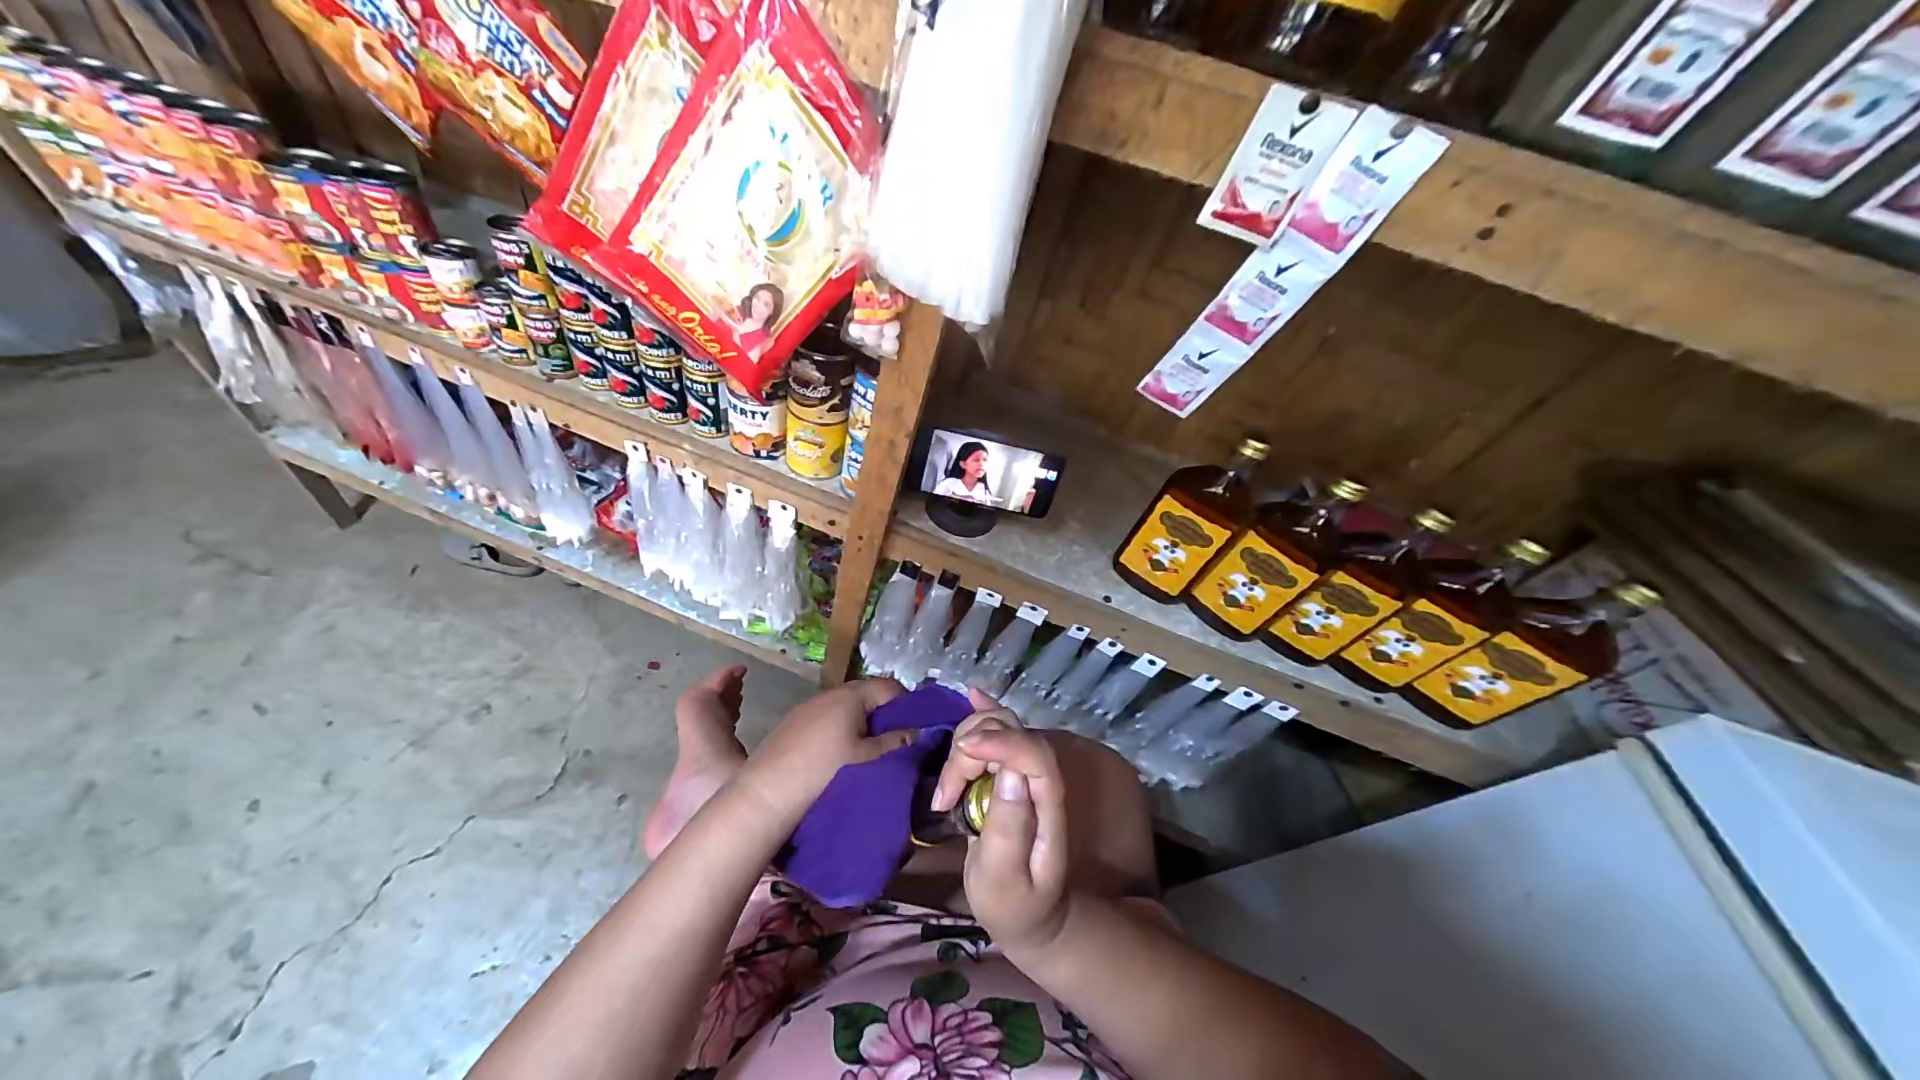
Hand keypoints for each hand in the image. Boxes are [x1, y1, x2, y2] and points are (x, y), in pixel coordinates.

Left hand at [734, 677, 914, 820]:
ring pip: (846, 709)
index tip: (914, 730)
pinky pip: (827, 720)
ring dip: (861, 725)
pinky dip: (840, 733)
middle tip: (894, 744)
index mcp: (851, 696)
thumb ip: (896, 742)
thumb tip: (919, 731)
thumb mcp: (867, 759)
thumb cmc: (822, 772)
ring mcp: (807, 708)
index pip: (890, 686)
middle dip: (884, 715)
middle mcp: (829, 694)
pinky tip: (838, 759)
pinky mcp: (792, 726)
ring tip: (867, 755)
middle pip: (867, 695)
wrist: (764, 795)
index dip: (907, 704)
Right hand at [932, 690, 1070, 957]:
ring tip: (946, 792)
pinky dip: (979, 716)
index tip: (962, 753)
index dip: (1000, 742)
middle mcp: (1038, 777)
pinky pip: (995, 732)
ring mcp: (1023, 771)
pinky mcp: (1006, 771)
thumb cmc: (1016, 906)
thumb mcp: (1005, 881)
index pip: (1033, 753)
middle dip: (968, 751)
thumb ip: (1008, 829)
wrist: (1032, 915)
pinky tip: (972, 697)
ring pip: (996, 727)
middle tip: (946, 798)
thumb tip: (1007, 773)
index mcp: (1047, 803)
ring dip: (962, 745)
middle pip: (1009, 732)